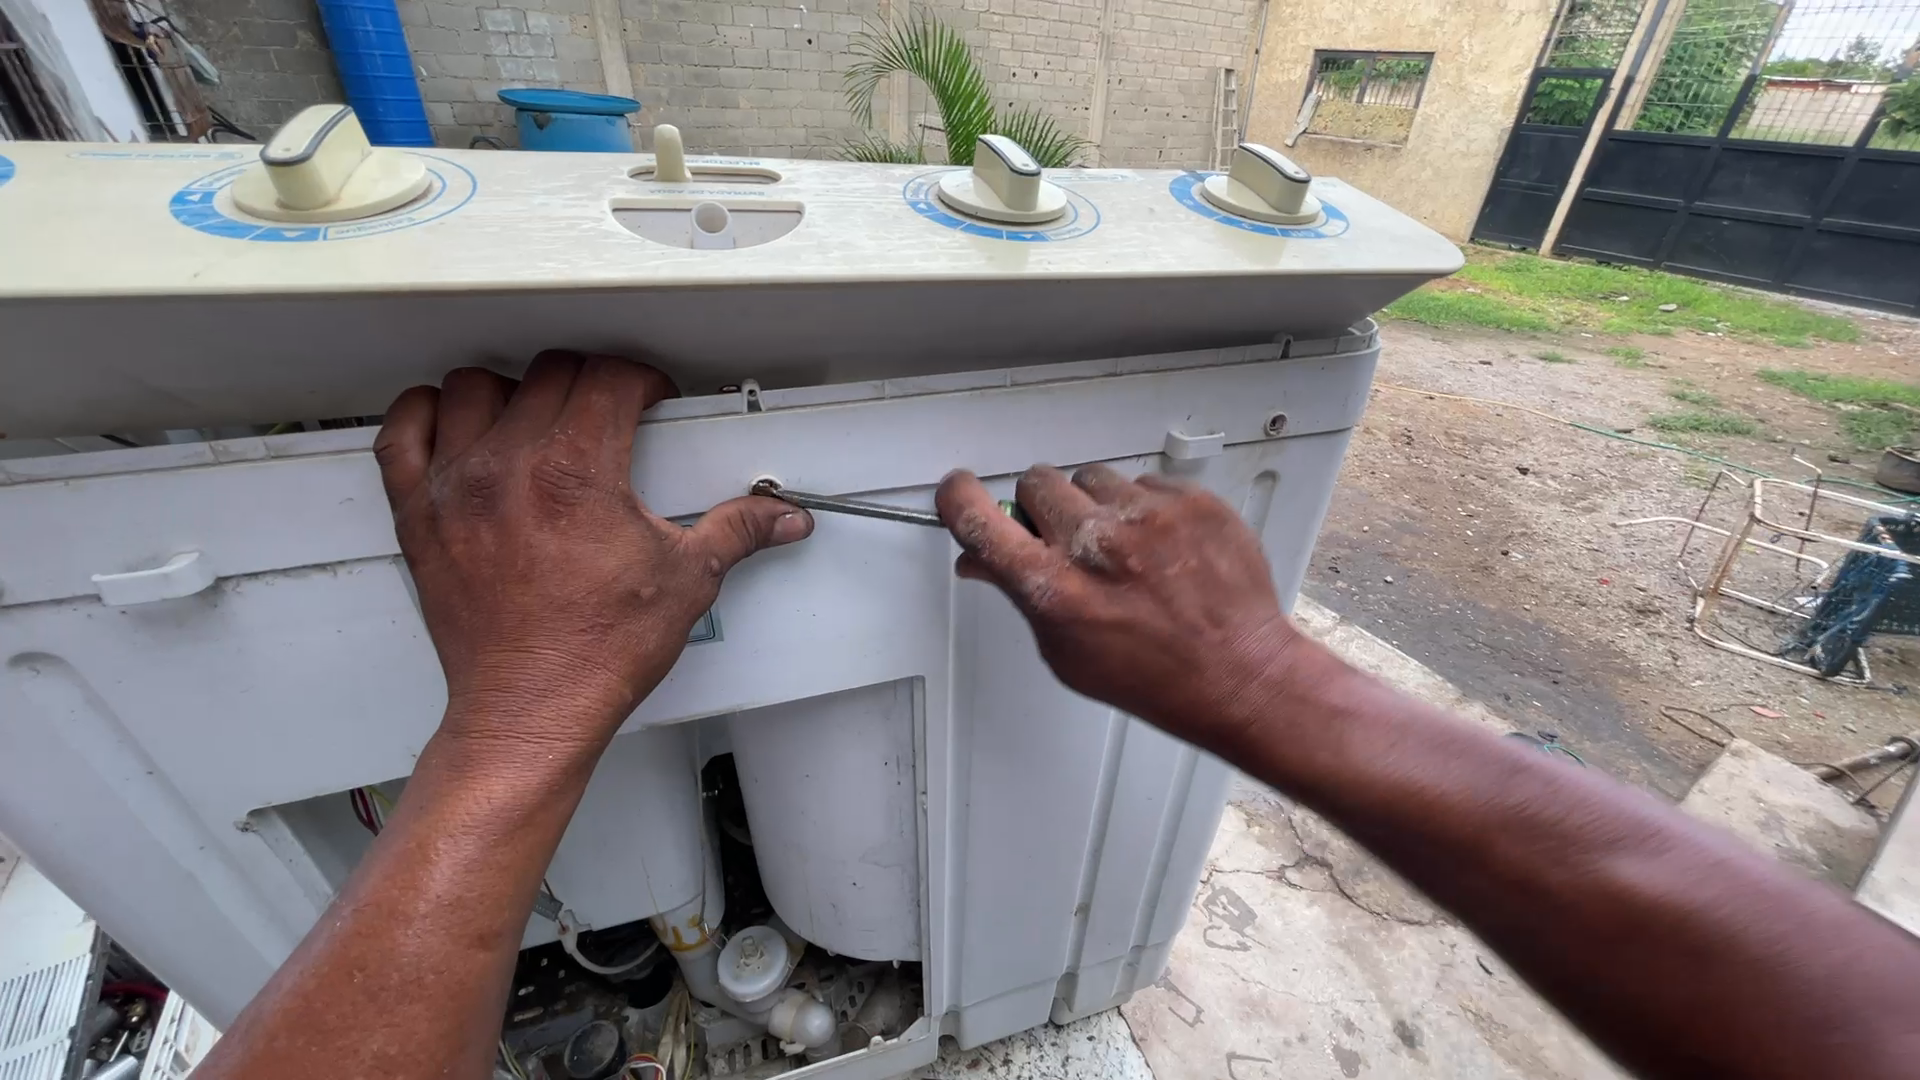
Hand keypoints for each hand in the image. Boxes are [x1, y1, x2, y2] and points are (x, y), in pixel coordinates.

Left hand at [373, 352, 812, 749]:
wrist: (533, 707)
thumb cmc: (602, 648)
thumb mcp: (689, 580)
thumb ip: (740, 530)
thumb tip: (783, 516)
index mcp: (578, 474)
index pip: (609, 378)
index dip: (643, 378)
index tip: (654, 398)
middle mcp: (509, 467)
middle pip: (551, 372)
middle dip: (594, 379)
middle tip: (615, 411)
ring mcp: (455, 487)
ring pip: (476, 386)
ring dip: (519, 390)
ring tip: (546, 418)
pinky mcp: (420, 514)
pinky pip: (404, 430)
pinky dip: (432, 412)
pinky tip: (465, 427)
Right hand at [935, 464, 1302, 748]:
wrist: (1238, 672)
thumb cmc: (1150, 674)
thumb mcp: (1063, 651)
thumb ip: (1016, 595)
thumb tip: (980, 557)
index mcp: (1054, 589)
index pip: (978, 518)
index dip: (958, 498)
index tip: (959, 491)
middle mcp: (1096, 545)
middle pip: (1036, 481)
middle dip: (1041, 506)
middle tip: (1064, 535)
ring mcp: (1147, 517)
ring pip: (1089, 477)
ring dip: (1093, 505)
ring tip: (1122, 545)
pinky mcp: (1189, 501)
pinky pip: (1142, 481)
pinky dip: (1142, 507)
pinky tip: (1159, 545)